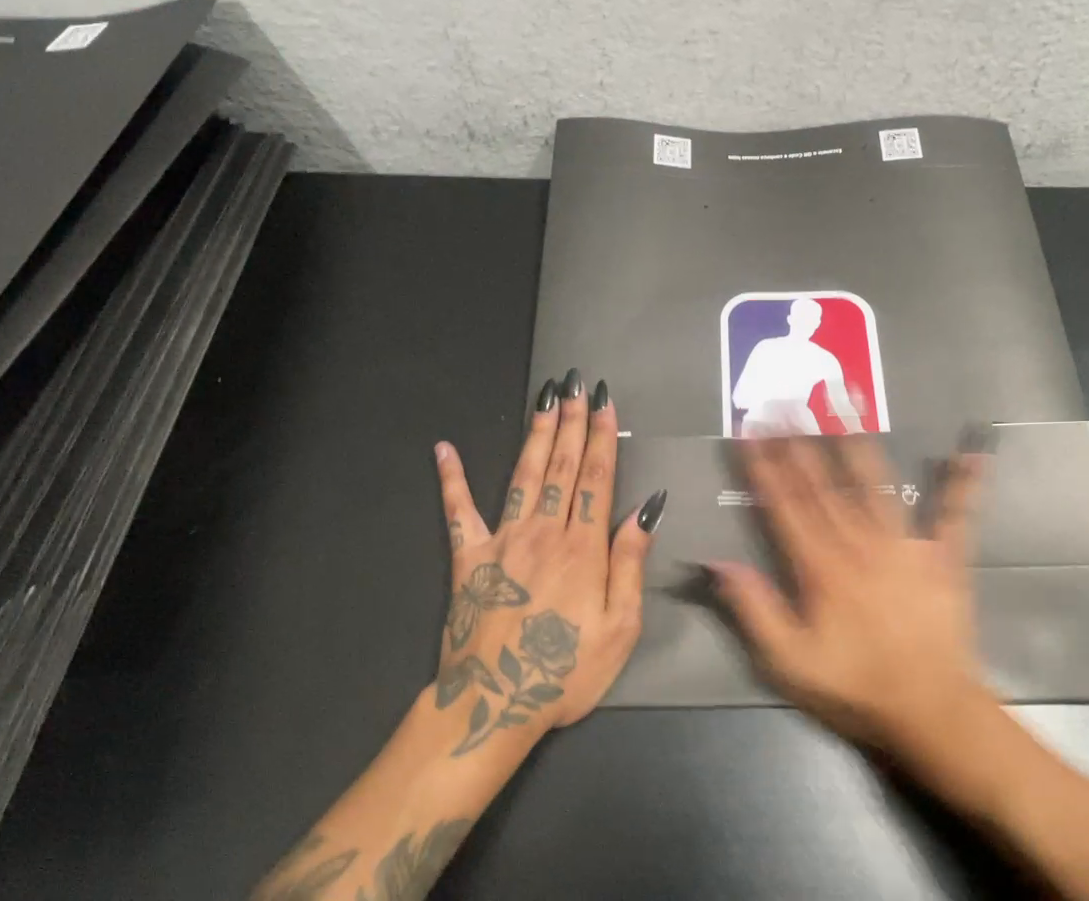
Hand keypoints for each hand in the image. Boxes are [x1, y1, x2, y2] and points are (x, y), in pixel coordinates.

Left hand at [430, 369, 665, 756]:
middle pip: (562, 467)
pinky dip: (451, 478)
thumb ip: (630, 564)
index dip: (602, 438)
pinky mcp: (467, 558)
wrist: (493, 703)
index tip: (605, 403)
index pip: (596, 479)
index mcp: (583, 549)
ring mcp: (502, 540)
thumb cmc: (564, 673)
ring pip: (523, 475)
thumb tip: (645, 511)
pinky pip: (458, 511)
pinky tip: (443, 449)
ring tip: (544, 399)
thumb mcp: (620, 628)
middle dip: (571, 422)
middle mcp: (544, 532)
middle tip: (576, 384)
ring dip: (536, 435)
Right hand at [709, 432, 992, 755]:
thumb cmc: (856, 687)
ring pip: (876, 483)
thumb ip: (753, 608)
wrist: (932, 711)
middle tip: (783, 401)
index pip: (785, 505)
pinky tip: (970, 449)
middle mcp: (861, 544)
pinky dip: (963, 483)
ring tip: (846, 399)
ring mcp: (906, 545)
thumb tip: (717, 561)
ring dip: (858, 440)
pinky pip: (955, 514)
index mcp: (821, 568)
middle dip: (799, 441)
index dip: (764, 466)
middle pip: (823, 484)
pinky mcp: (944, 557)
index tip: (750, 431)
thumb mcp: (789, 661)